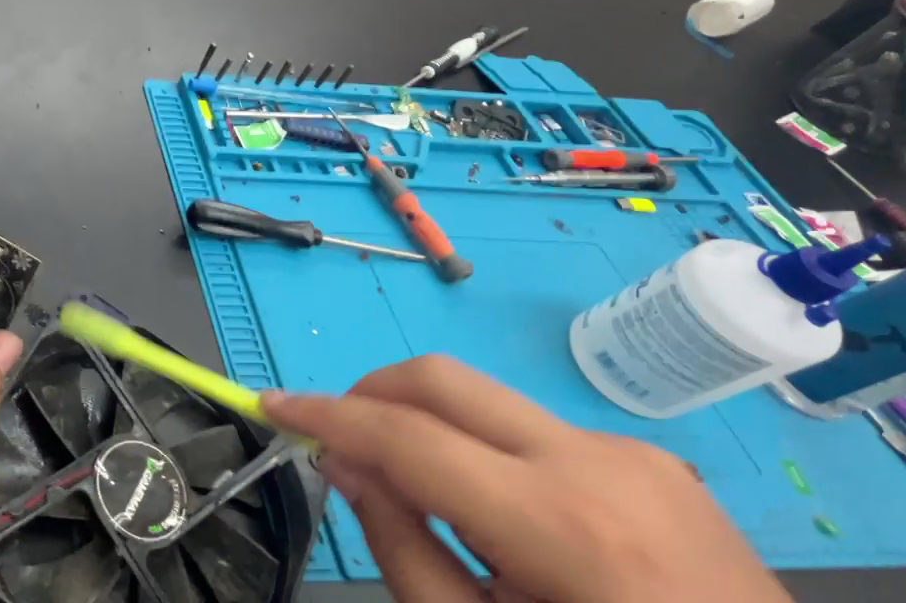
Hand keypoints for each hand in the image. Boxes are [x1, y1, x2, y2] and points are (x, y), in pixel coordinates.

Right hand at [259, 355, 790, 602]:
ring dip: (428, 423)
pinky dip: (486, 450)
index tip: (271, 405)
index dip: (325, 413)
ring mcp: (633, 456)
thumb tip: (343, 462)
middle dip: (369, 393)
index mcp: (559, 528)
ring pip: (485, 400)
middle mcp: (597, 465)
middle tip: (335, 438)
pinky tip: (500, 516)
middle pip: (442, 379)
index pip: (405, 435)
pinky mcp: (653, 462)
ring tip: (422, 493)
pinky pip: (535, 431)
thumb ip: (402, 547)